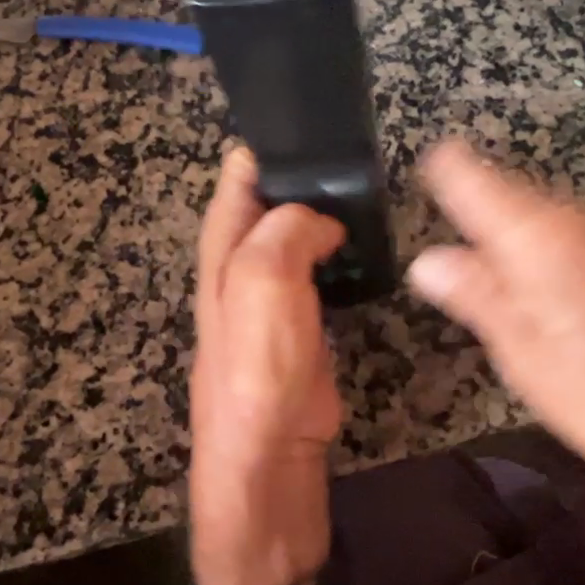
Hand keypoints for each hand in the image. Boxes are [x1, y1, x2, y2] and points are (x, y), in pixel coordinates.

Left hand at [189, 146, 347, 584]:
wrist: (270, 457)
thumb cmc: (258, 369)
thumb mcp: (264, 284)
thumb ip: (288, 234)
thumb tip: (320, 219)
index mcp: (223, 255)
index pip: (236, 185)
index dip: (262, 153)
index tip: (302, 128)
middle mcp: (241, 274)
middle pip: (266, 211)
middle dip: (298, 183)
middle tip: (346, 159)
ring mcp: (272, 305)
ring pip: (295, 244)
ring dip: (319, 220)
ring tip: (359, 196)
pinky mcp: (303, 333)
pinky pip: (318, 280)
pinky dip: (337, 260)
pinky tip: (361, 252)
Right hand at [406, 140, 584, 534]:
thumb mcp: (520, 353)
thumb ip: (474, 295)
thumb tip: (428, 261)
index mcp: (539, 238)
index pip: (477, 178)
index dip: (447, 170)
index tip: (427, 170)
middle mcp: (582, 222)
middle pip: (516, 194)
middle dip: (483, 211)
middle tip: (456, 245)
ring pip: (550, 217)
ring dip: (520, 235)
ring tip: (499, 276)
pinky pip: (582, 238)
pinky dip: (556, 253)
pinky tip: (554, 296)